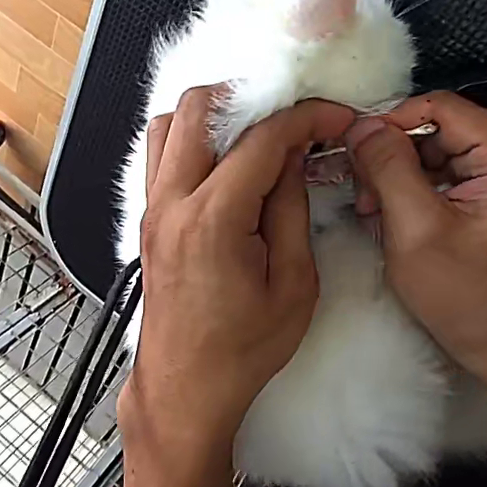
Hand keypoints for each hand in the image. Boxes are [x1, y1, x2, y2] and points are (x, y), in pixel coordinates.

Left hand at [121, 85, 356, 468]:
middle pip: (200, 106)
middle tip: (295, 122)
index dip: (307, 117)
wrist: (187, 388)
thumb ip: (293, 210)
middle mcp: (172, 204)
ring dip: (219, 113)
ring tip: (261, 137)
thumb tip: (294, 159)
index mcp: (214, 221)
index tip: (336, 118)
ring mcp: (154, 210)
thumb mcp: (294, 285)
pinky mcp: (150, 220)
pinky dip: (195, 138)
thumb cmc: (242, 351)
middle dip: (256, 99)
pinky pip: (161, 152)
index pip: (262, 138)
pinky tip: (229, 162)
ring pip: (171, 122)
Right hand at [344, 91, 486, 396]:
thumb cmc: (468, 298)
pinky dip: (414, 192)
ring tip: (372, 211)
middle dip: (393, 157)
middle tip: (360, 192)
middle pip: (440, 129)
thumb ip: (388, 169)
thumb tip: (360, 125)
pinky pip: (446, 175)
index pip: (443, 108)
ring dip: (398, 177)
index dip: (391, 123)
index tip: (353, 151)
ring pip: (437, 152)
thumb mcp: (418, 231)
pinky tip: (390, 216)